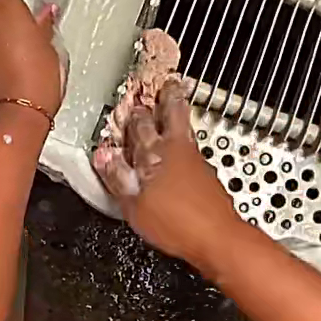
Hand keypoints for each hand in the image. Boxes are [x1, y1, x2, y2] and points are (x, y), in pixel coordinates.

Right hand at [92, 80, 252, 269]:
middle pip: (171, 114)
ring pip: (184, 126)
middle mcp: (175, 151)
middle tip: (167, 82)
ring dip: (178, 110)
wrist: (217, 238)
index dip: (132, 113)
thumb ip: (117, 178)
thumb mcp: (134, 205)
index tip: (128, 101)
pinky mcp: (207, 174)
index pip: (138, 126)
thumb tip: (103, 156)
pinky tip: (182, 145)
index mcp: (154, 155)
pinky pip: (192, 145)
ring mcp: (195, 160)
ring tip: (176, 98)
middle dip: (166, 97)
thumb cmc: (176, 224)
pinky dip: (185, 136)